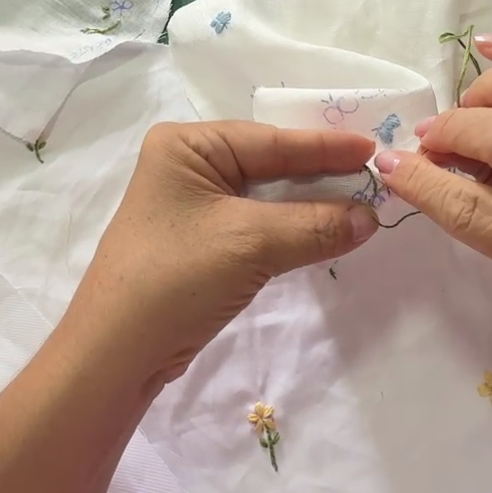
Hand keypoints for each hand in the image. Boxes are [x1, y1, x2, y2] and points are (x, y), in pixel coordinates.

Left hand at [62, 121, 379, 384]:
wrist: (117, 352)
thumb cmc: (176, 278)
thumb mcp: (249, 243)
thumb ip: (313, 225)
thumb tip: (370, 217)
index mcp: (186, 145)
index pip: (268, 140)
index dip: (323, 146)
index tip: (371, 147)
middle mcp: (187, 165)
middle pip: (268, 163)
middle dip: (319, 173)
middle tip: (374, 174)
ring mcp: (193, 203)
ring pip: (265, 195)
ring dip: (309, 203)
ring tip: (361, 201)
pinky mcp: (201, 239)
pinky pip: (256, 222)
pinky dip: (291, 227)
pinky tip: (325, 228)